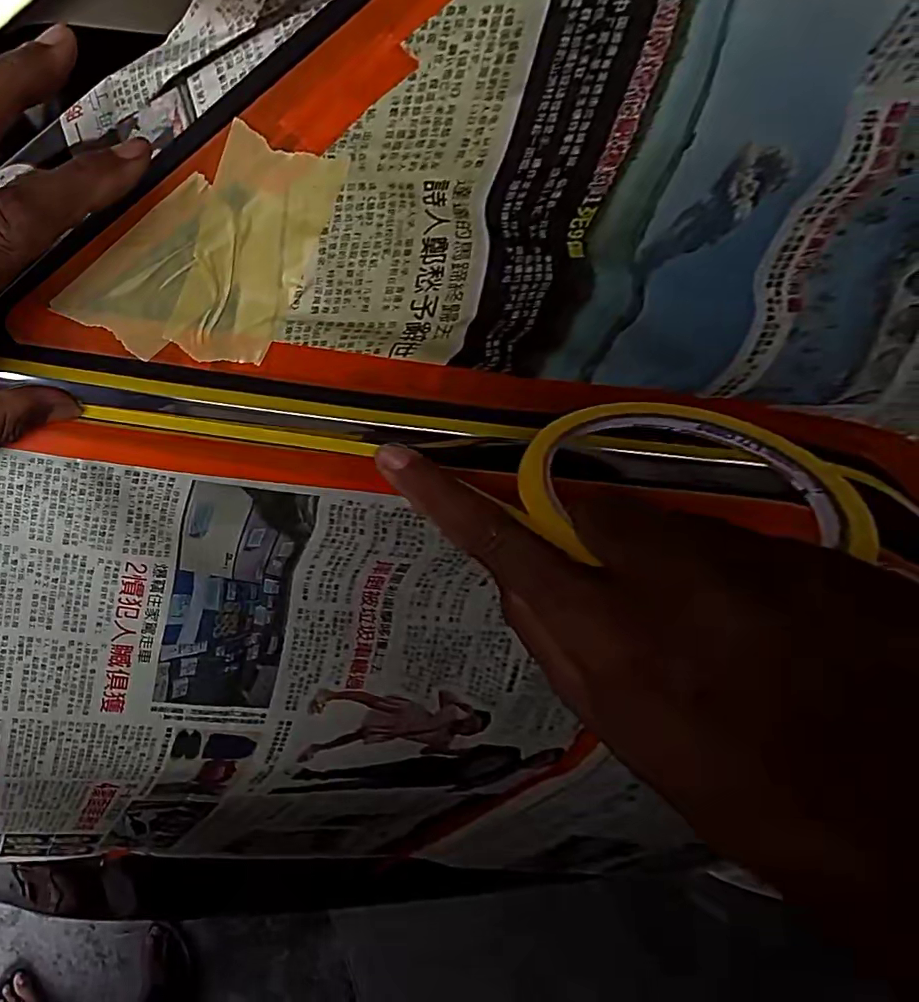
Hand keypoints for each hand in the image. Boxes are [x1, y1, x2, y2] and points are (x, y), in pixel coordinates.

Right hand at [375, 445, 918, 957]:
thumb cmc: (726, 782)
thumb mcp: (611, 719)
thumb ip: (548, 635)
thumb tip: (511, 574)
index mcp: (607, 627)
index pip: (499, 540)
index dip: (443, 495)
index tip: (397, 456)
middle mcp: (679, 579)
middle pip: (593, 509)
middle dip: (578, 526)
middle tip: (602, 576)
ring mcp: (769, 567)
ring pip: (674, 526)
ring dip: (663, 556)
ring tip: (706, 621)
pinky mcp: (842, 568)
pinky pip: (751, 547)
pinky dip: (735, 574)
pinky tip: (772, 629)